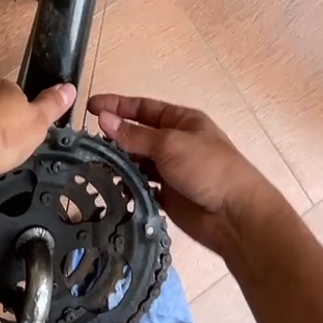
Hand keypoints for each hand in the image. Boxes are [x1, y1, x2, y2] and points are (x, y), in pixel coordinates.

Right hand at [88, 94, 283, 257]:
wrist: (236, 217)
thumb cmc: (207, 168)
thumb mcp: (169, 144)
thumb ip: (134, 134)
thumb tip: (103, 118)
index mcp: (181, 120)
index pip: (142, 108)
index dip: (117, 105)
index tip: (90, 107)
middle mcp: (175, 142)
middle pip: (137, 134)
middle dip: (115, 137)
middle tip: (86, 142)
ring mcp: (171, 170)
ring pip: (137, 161)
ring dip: (119, 163)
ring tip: (93, 166)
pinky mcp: (168, 196)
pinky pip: (142, 186)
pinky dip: (128, 186)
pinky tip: (112, 188)